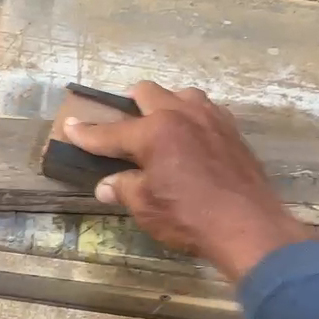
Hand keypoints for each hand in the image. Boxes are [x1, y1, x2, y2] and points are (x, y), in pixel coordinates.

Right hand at [63, 82, 313, 281]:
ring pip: (181, 95)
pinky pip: (206, 111)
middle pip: (147, 93)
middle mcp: (182, 115)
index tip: (70, 125)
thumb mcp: (146, 207)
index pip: (111, 131)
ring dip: (166, 105)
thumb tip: (106, 185)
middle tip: (123, 125)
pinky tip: (191, 138)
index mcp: (155, 131)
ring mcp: (211, 119)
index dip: (87, 133)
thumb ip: (124, 188)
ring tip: (161, 128)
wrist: (248, 226)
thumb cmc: (190, 217)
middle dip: (129, 104)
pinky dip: (192, 118)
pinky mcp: (233, 131)